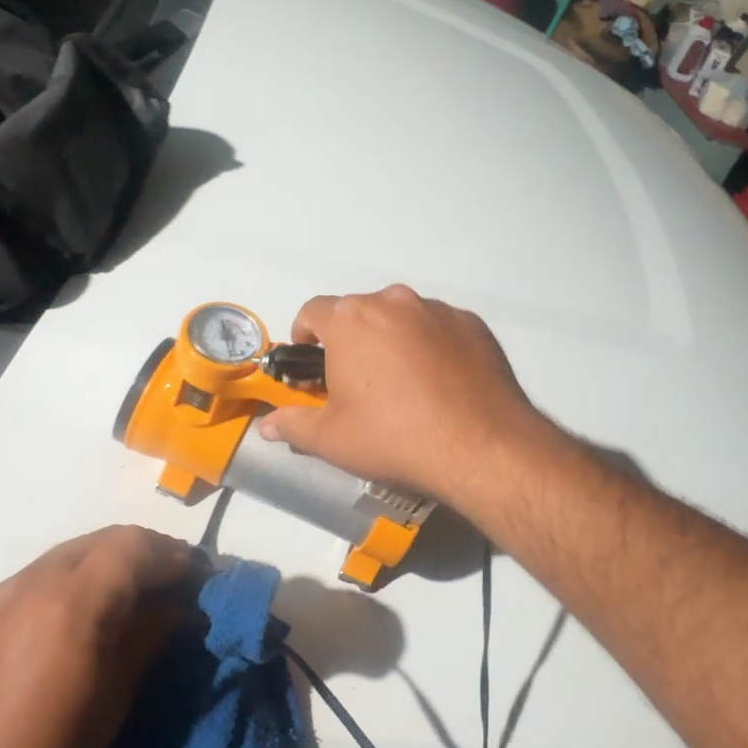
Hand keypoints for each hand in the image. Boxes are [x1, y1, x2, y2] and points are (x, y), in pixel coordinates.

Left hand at [0, 526, 205, 747]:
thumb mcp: (115, 696)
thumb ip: (150, 635)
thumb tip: (182, 605)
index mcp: (75, 601)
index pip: (136, 546)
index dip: (174, 555)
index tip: (200, 577)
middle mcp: (40, 579)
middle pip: (109, 538)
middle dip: (149, 551)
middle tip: (177, 580)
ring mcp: (10, 588)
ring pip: (79, 549)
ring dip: (116, 558)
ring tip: (139, 591)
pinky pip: (51, 568)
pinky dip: (83, 572)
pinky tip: (93, 605)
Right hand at [257, 285, 548, 500]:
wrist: (479, 446)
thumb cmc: (393, 438)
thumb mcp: (332, 439)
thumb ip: (294, 424)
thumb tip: (268, 424)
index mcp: (351, 319)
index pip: (313, 311)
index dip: (306, 336)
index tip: (312, 364)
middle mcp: (393, 301)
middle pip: (360, 313)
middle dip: (353, 341)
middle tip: (358, 383)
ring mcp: (438, 310)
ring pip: (403, 318)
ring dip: (395, 341)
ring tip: (405, 387)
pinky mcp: (473, 324)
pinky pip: (441, 330)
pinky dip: (434, 347)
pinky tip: (442, 386)